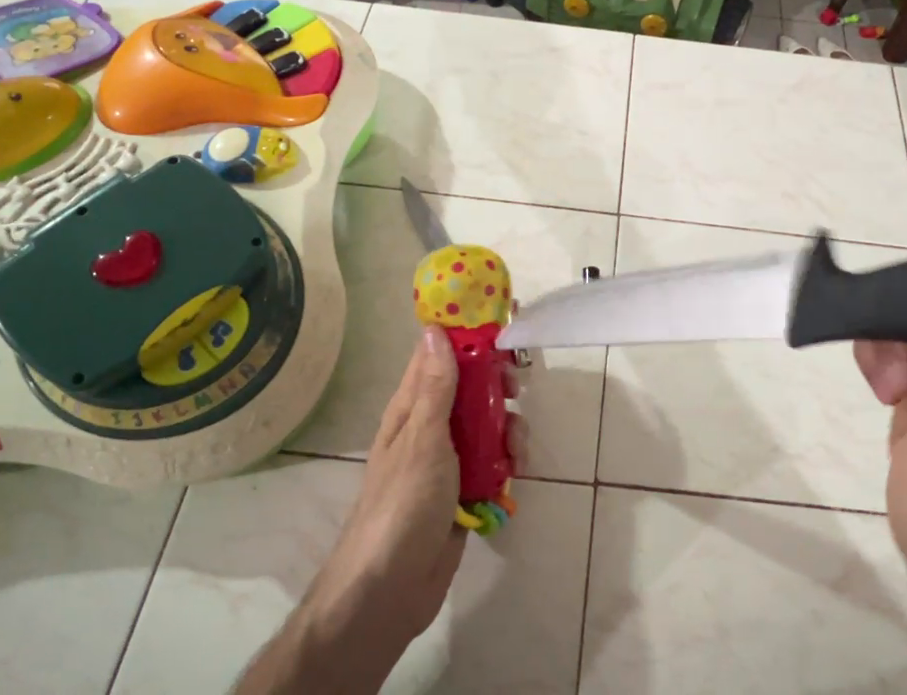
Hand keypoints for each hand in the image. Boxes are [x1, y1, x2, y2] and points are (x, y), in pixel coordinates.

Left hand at [236, 328, 524, 694]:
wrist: (389, 589)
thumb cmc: (402, 506)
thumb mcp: (422, 440)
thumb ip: (435, 387)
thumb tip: (435, 328)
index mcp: (411, 408)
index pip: (438, 353)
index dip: (468, 332)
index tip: (505, 318)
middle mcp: (429, 427)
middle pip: (469, 387)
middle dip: (497, 383)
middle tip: (517, 387)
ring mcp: (446, 461)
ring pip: (485, 425)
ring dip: (507, 428)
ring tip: (517, 447)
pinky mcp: (462, 492)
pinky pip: (491, 463)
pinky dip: (506, 463)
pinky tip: (513, 476)